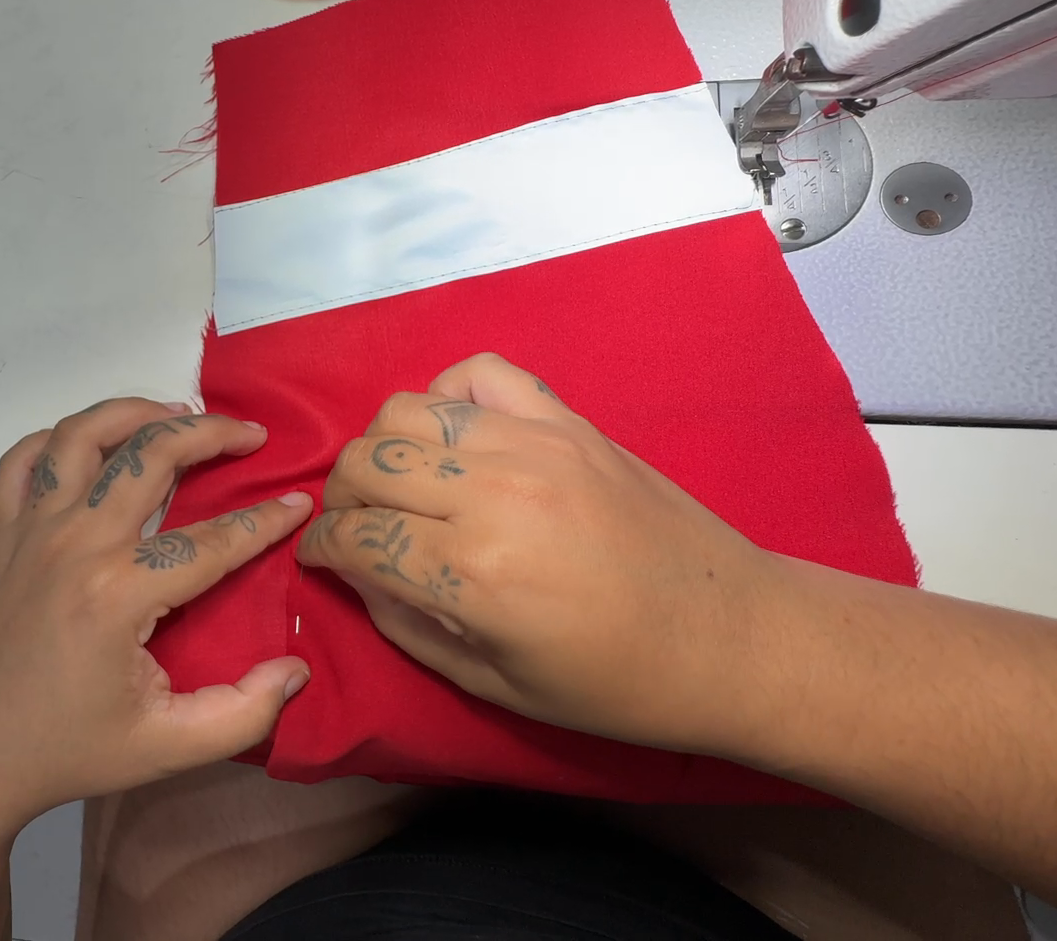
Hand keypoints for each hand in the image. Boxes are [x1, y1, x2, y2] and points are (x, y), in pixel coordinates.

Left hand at [0, 399, 312, 838]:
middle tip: (249, 434)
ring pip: (81, 437)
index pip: (211, 541)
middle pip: (150, 457)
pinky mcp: (1, 535)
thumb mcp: (167, 748)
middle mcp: (75, 545)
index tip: (299, 500)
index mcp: (119, 594)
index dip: (265, 520)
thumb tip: (297, 669)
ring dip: (132, 412)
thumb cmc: (68, 751)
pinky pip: (20, 463)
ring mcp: (31, 532)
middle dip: (209, 434)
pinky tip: (90, 446)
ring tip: (174, 413)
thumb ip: (244, 712)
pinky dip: (54, 440)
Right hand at [295, 353, 783, 754]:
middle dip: (338, 498)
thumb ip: (400, 621)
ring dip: (379, 447)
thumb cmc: (611, 682)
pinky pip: (477, 373)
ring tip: (398, 480)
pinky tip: (454, 433)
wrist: (736, 637)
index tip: (321, 559)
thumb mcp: (489, 683)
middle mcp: (491, 494)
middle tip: (355, 524)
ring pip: (402, 411)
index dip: (320, 549)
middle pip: (364, 464)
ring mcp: (532, 444)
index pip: (351, 535)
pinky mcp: (565, 418)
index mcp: (472, 574)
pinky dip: (447, 394)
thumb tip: (351, 571)